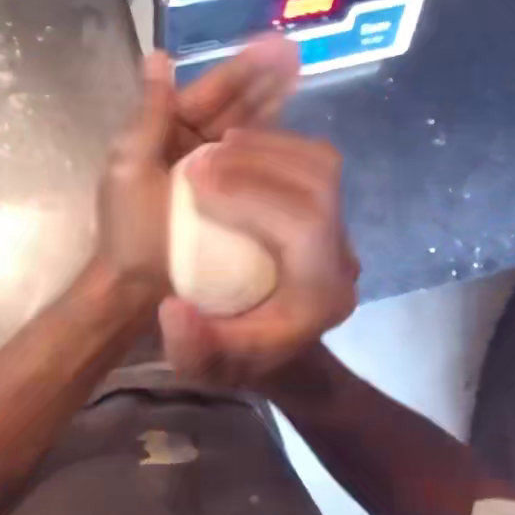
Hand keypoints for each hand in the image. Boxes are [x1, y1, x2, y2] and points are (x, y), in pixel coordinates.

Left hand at [93, 38, 302, 302]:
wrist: (136, 288)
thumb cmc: (130, 230)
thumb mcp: (130, 167)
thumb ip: (148, 114)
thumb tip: (156, 57)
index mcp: (163, 135)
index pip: (205, 96)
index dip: (237, 70)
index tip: (270, 45)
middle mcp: (189, 149)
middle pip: (230, 108)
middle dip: (262, 81)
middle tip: (296, 53)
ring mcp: (210, 176)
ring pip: (244, 132)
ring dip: (270, 105)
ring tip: (301, 75)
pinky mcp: (227, 201)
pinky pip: (250, 167)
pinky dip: (269, 146)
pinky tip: (292, 128)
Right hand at [159, 128, 359, 387]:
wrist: (277, 354)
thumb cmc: (241, 359)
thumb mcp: (206, 367)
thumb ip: (191, 346)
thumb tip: (173, 307)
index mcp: (320, 296)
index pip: (304, 225)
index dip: (251, 193)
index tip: (196, 180)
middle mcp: (341, 258)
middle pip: (319, 183)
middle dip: (258, 160)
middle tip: (201, 158)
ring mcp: (340, 232)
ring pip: (322, 165)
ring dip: (267, 147)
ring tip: (215, 149)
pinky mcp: (329, 213)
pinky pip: (313, 163)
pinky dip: (274, 147)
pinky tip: (233, 150)